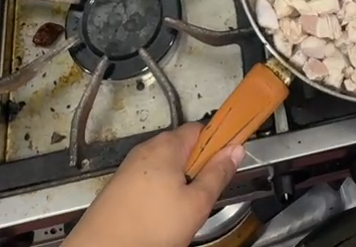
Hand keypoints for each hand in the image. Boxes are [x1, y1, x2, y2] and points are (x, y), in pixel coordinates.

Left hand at [66, 123, 240, 246]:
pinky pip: (149, 181)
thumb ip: (218, 174)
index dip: (218, 142)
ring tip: (180, 213)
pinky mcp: (119, 187)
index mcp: (167, 145)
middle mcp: (147, 148)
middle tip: (202, 195)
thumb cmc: (149, 228)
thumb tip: (236, 150)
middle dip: (196, 169)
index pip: (202, 128)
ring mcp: (130, 167)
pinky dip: (159, 194)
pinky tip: (159, 219)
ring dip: (178, 183)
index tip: (229, 157)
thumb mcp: (195, 204)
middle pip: (183, 148)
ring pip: (166, 167)